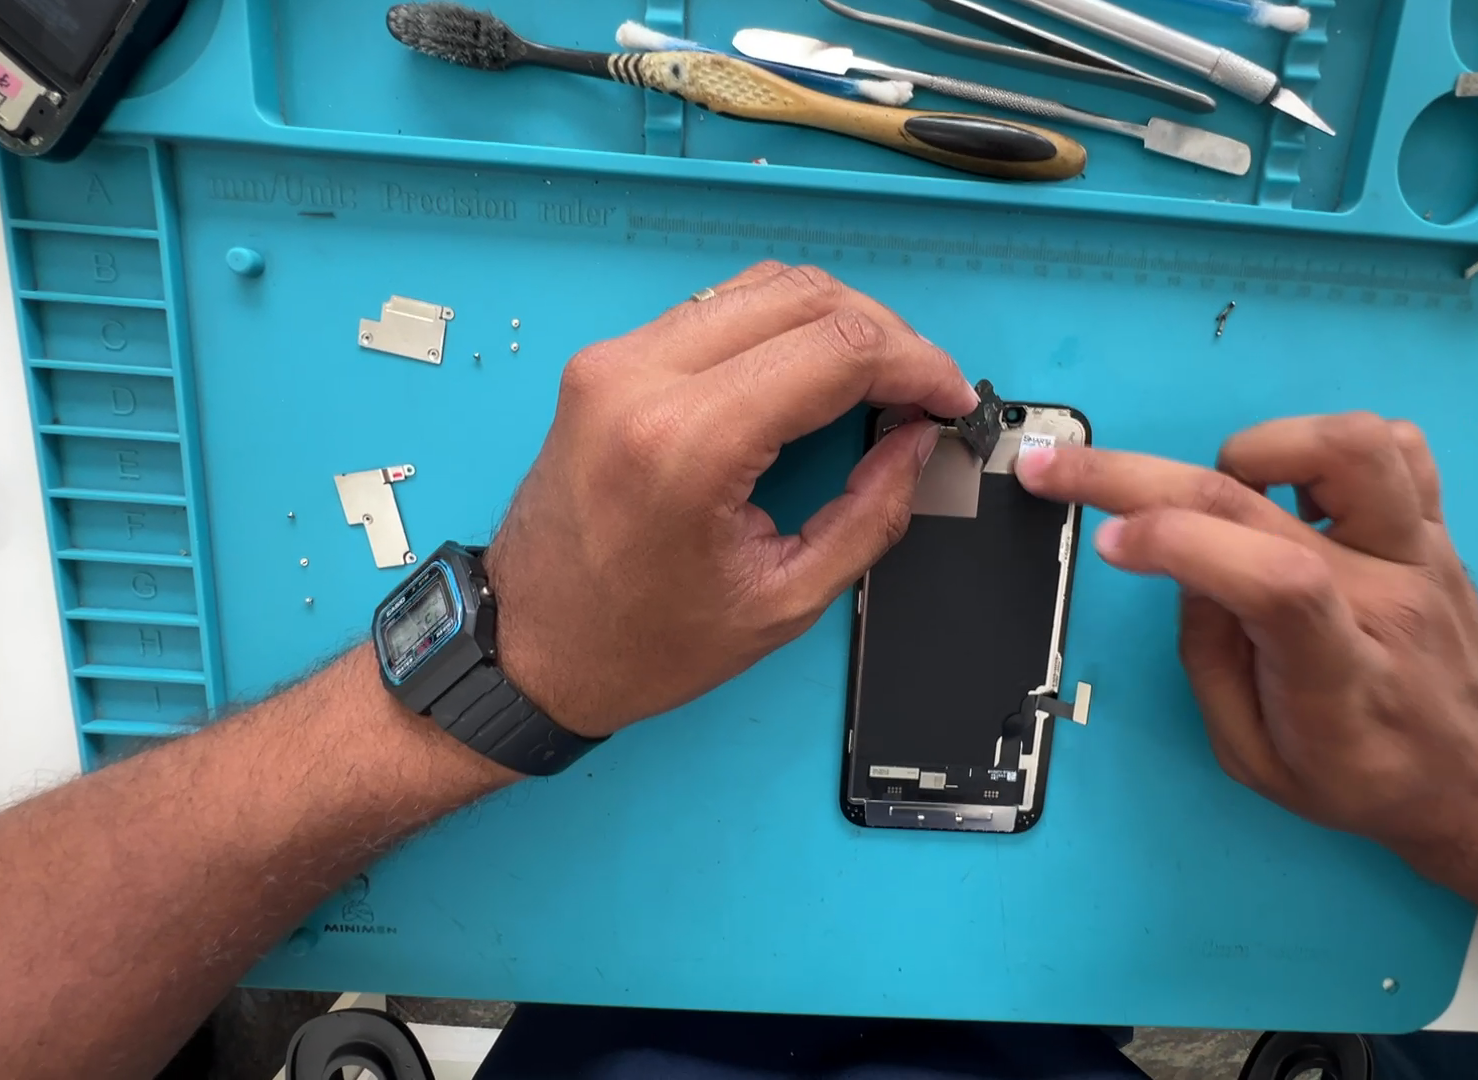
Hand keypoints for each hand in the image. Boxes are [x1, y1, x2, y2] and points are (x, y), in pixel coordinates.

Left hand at [485, 263, 975, 738]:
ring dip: (839, 323)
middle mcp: (643, 375)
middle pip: (805, 297)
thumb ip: (869, 514)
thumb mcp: (784, 600)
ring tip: (878, 382)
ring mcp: (617, 358)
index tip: (950, 399)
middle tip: (923, 390)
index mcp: (688, 443)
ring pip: (763, 286)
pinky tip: (814, 375)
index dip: (917, 365)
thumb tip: (915, 440)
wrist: (527, 645)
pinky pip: (720, 310)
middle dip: (888, 336)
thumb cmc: (646, 644)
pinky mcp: (610, 361)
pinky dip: (786, 328)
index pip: (837, 350)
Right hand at [1016, 413, 1477, 871]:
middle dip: (1131, 475)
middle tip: (1055, 468)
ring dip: (1248, 449)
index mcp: (1340, 674)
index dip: (1178, 545)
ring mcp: (1419, 550)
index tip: (1108, 544)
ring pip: (1346, 443)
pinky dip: (1317, 444)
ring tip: (1210, 492)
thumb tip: (1185, 563)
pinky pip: (1393, 445)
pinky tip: (1280, 485)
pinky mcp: (1434, 526)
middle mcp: (1386, 594)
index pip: (1274, 583)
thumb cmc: (1360, 779)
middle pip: (1260, 500)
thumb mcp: (1254, 759)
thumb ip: (1210, 659)